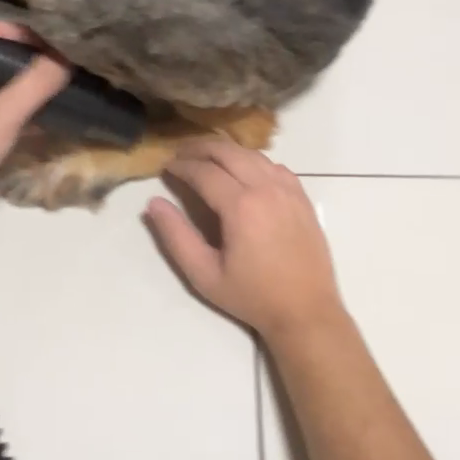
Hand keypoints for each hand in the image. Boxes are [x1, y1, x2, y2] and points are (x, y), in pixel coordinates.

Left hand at [0, 22, 70, 217]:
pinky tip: (45, 120)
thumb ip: (37, 83)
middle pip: (5, 54)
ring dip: (31, 86)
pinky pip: (0, 105)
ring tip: (64, 93)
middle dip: (37, 61)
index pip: (1, 30)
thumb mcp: (4, 114)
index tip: (63, 50)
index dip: (32, 35)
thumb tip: (69, 60)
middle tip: (69, 72)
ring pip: (3, 82)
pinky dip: (22, 108)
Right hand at [145, 138, 343, 338]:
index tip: (166, 166)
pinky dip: (252, 160)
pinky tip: (242, 170)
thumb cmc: (252, 296)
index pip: (204, 171)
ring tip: (206, 158)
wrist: (306, 311)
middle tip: (181, 153)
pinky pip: (272, 164)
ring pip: (251, 153)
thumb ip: (176, 237)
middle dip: (200, 148)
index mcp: (241, 206)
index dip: (182, 165)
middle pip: (228, 151)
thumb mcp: (205, 275)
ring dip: (226, 151)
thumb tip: (153, 204)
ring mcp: (287, 188)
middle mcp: (265, 187)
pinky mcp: (301, 194)